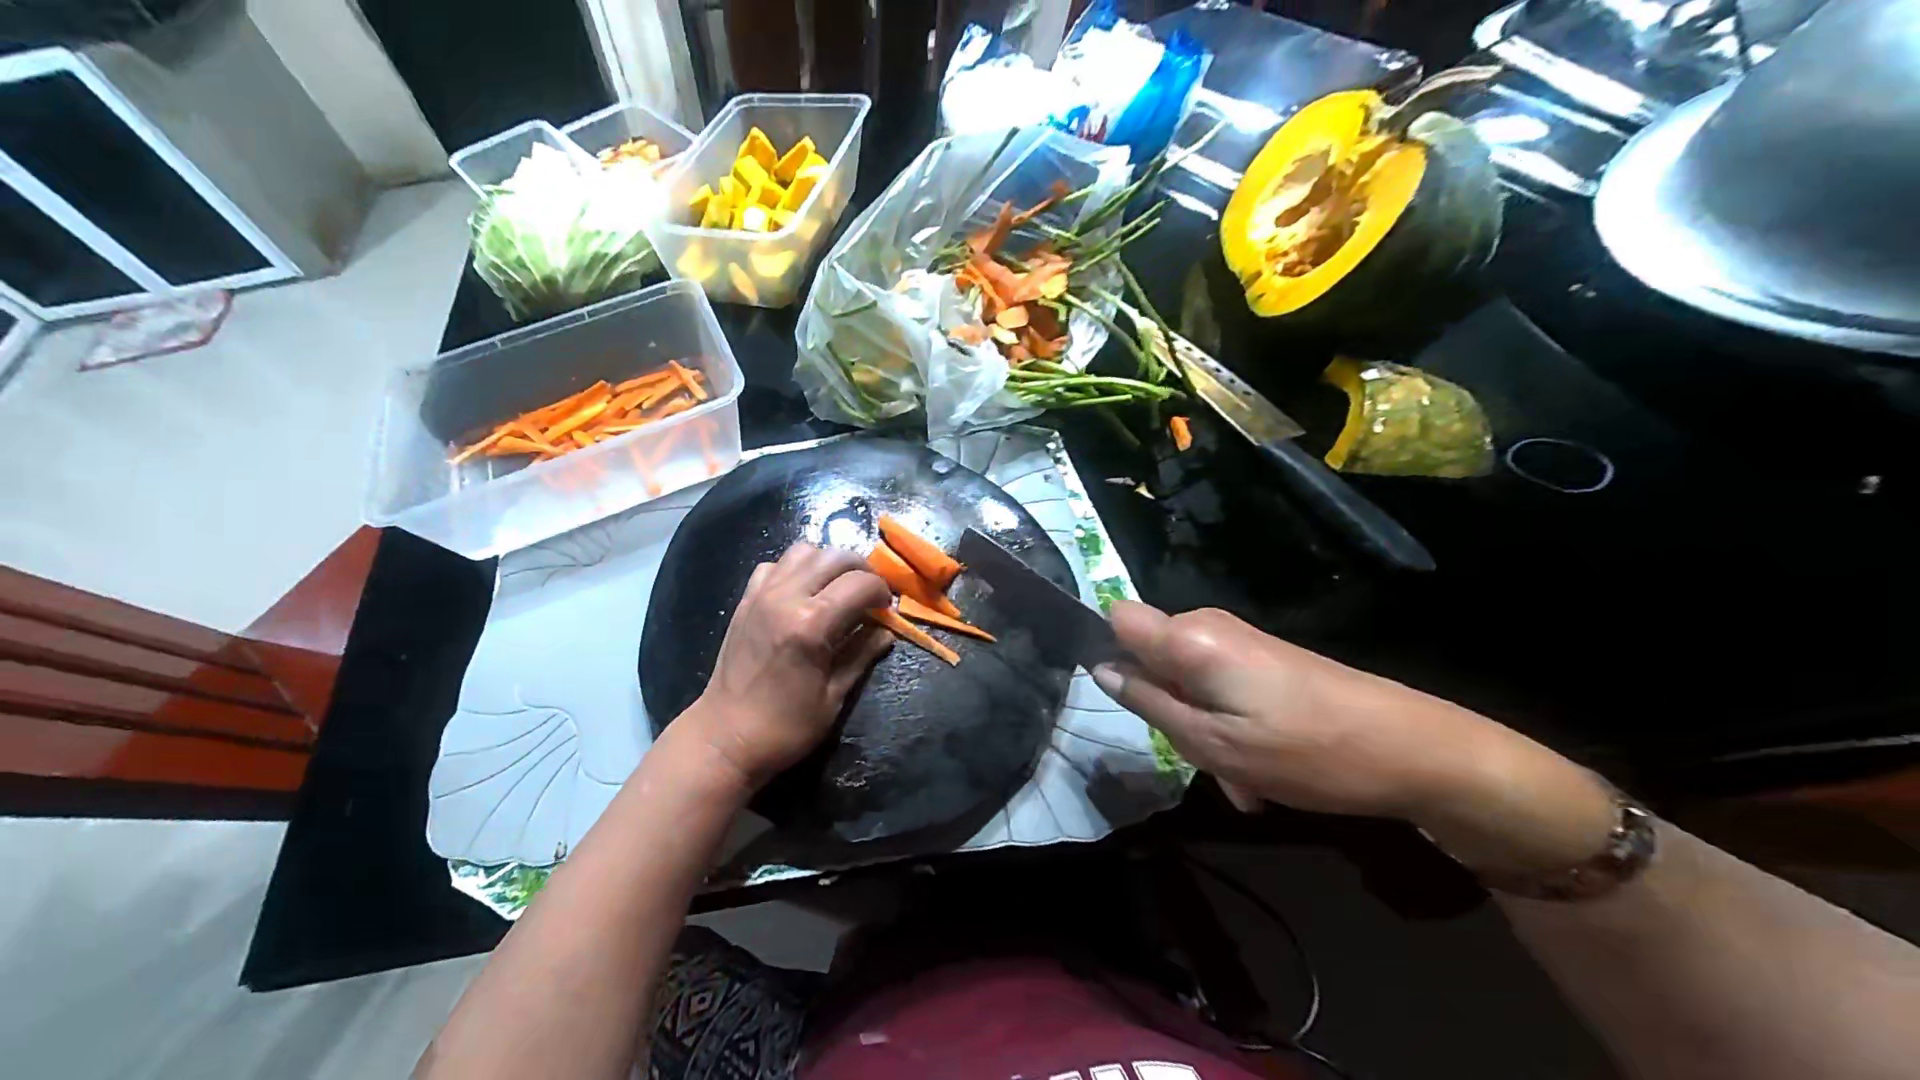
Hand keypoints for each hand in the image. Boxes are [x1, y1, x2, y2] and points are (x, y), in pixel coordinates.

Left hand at [675, 543, 892, 791]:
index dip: (882, 592)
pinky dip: (795, 569)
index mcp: (811, 624)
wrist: (725, 737)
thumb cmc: (785, 726)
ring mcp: (761, 595)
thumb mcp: (834, 696)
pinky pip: (775, 565)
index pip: (861, 584)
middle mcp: (785, 598)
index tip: (886, 611)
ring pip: (804, 550)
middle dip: (862, 571)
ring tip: (838, 588)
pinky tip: (803, 593)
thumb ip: (862, 654)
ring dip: (829, 563)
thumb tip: (887, 631)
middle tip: (870, 595)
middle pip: (835, 556)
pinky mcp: (746, 600)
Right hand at [1095, 600, 1617, 874]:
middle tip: (1198, 759)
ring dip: (1199, 729)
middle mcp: (1209, 625)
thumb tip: (1103, 669)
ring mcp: (1239, 641)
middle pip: (1152, 658)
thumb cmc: (1307, 751)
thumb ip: (1149, 703)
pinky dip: (1226, 725)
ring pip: (1186, 682)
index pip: (1117, 620)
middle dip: (1164, 709)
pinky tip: (1257, 769)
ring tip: (1239, 780)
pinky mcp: (1263, 657)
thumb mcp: (1213, 743)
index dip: (1111, 657)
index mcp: (1190, 637)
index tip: (1130, 704)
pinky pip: (1219, 688)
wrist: (1415, 749)